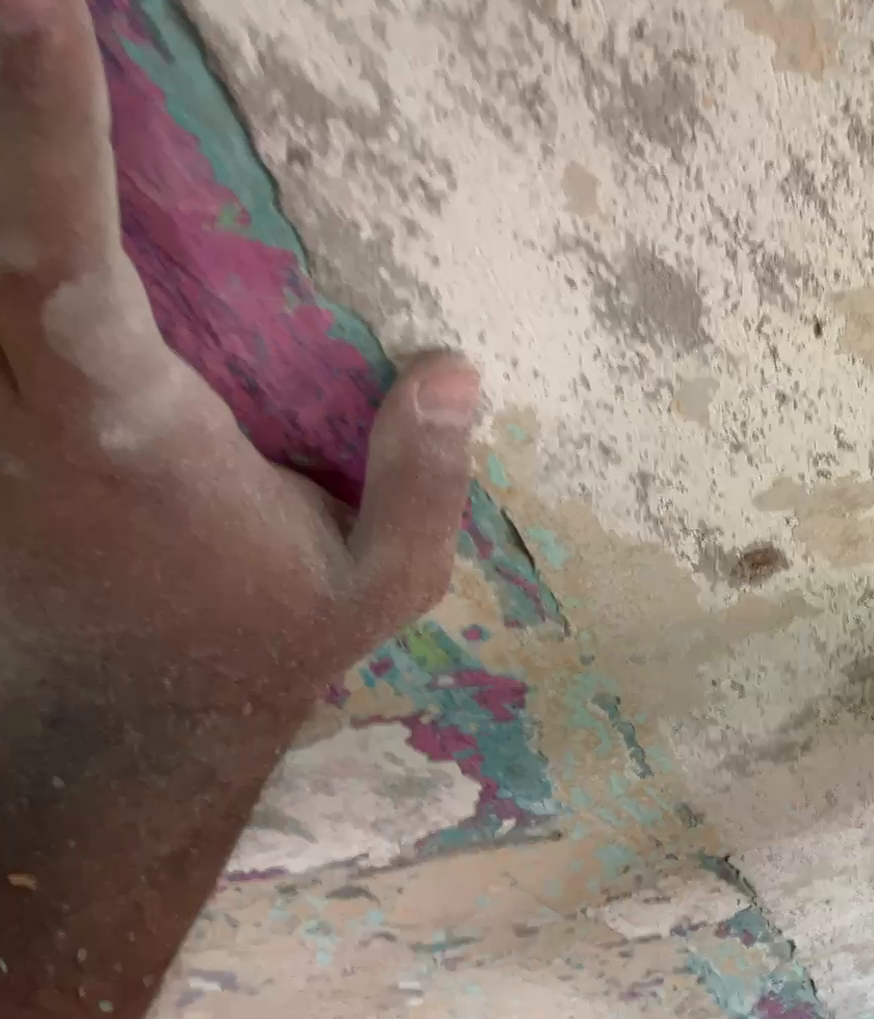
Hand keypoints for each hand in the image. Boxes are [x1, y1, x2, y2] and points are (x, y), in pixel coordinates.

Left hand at [0, 0, 477, 718]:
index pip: (66, 263)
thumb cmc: (271, 639)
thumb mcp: (389, 583)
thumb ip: (424, 479)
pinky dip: (4, 232)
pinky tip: (27, 193)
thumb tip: (452, 369)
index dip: (45, 135)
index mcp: (132, 434)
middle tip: (23, 4)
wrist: (134, 716)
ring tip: (22, 51)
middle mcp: (21, 406)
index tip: (45, 12)